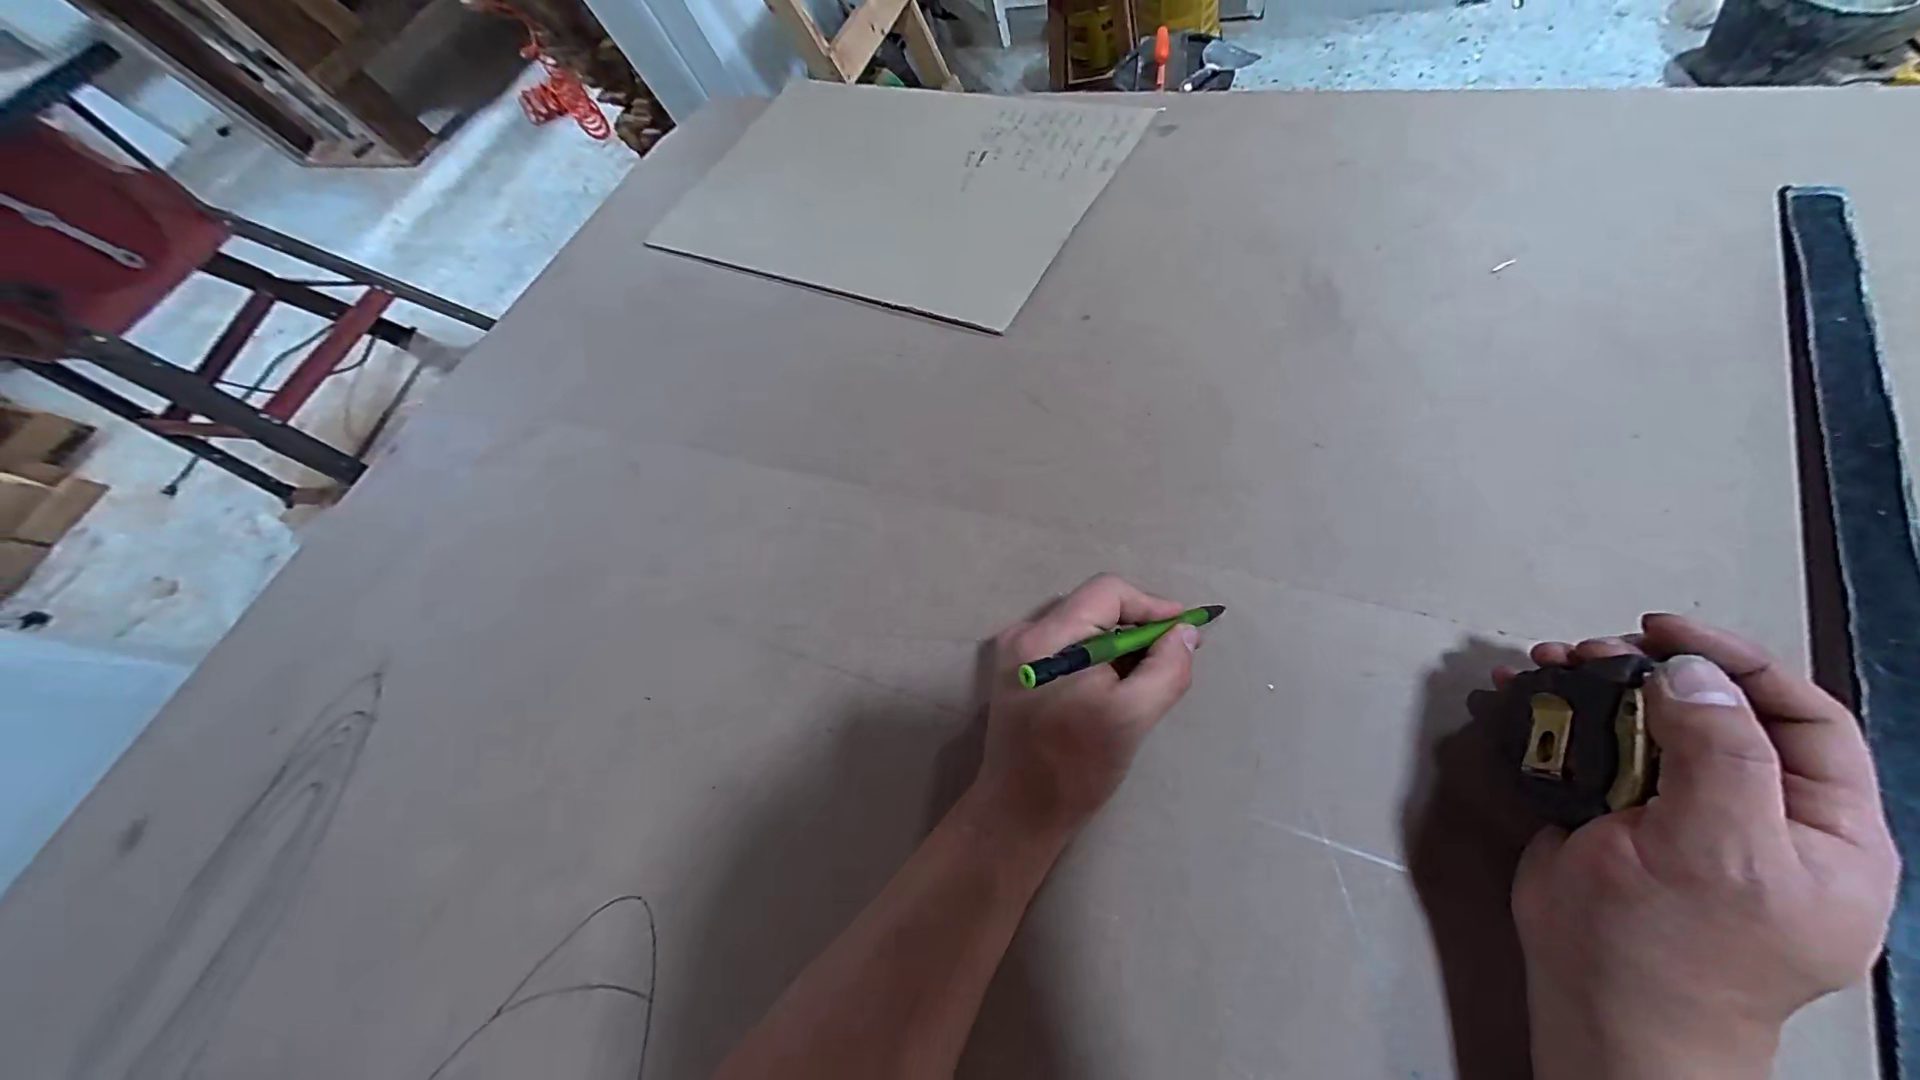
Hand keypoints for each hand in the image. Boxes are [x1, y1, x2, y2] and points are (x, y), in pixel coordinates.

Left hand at [972, 574, 1201, 839]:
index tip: (1186, 632)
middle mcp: (1026, 634)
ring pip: (1085, 629)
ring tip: (1148, 678)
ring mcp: (1019, 653)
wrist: (1018, 812)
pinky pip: (1070, 648)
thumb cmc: (1075, 768)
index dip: (1152, 606)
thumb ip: (1165, 669)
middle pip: (1095, 608)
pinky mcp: (1021, 673)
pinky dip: (1100, 659)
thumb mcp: (1131, 718)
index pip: (1107, 593)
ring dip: (1121, 646)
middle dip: (1139, 628)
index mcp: (1046, 638)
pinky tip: (1118, 688)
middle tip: (1173, 656)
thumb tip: (1185, 632)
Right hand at [1495, 614, 1897, 1078]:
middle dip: (1646, 669)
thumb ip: (1722, 759)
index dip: (1738, 662)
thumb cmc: (1678, 939)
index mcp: (1815, 823)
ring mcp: (1667, 804)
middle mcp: (1746, 804)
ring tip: (1544, 661)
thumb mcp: (1721, 852)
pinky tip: (1518, 691)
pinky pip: (1583, 744)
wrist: (1598, 994)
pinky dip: (1550, 711)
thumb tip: (1689, 671)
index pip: (1800, 718)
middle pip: (1708, 710)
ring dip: (1589, 684)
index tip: (1663, 630)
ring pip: (1637, 723)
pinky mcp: (1603, 805)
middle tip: (1586, 650)